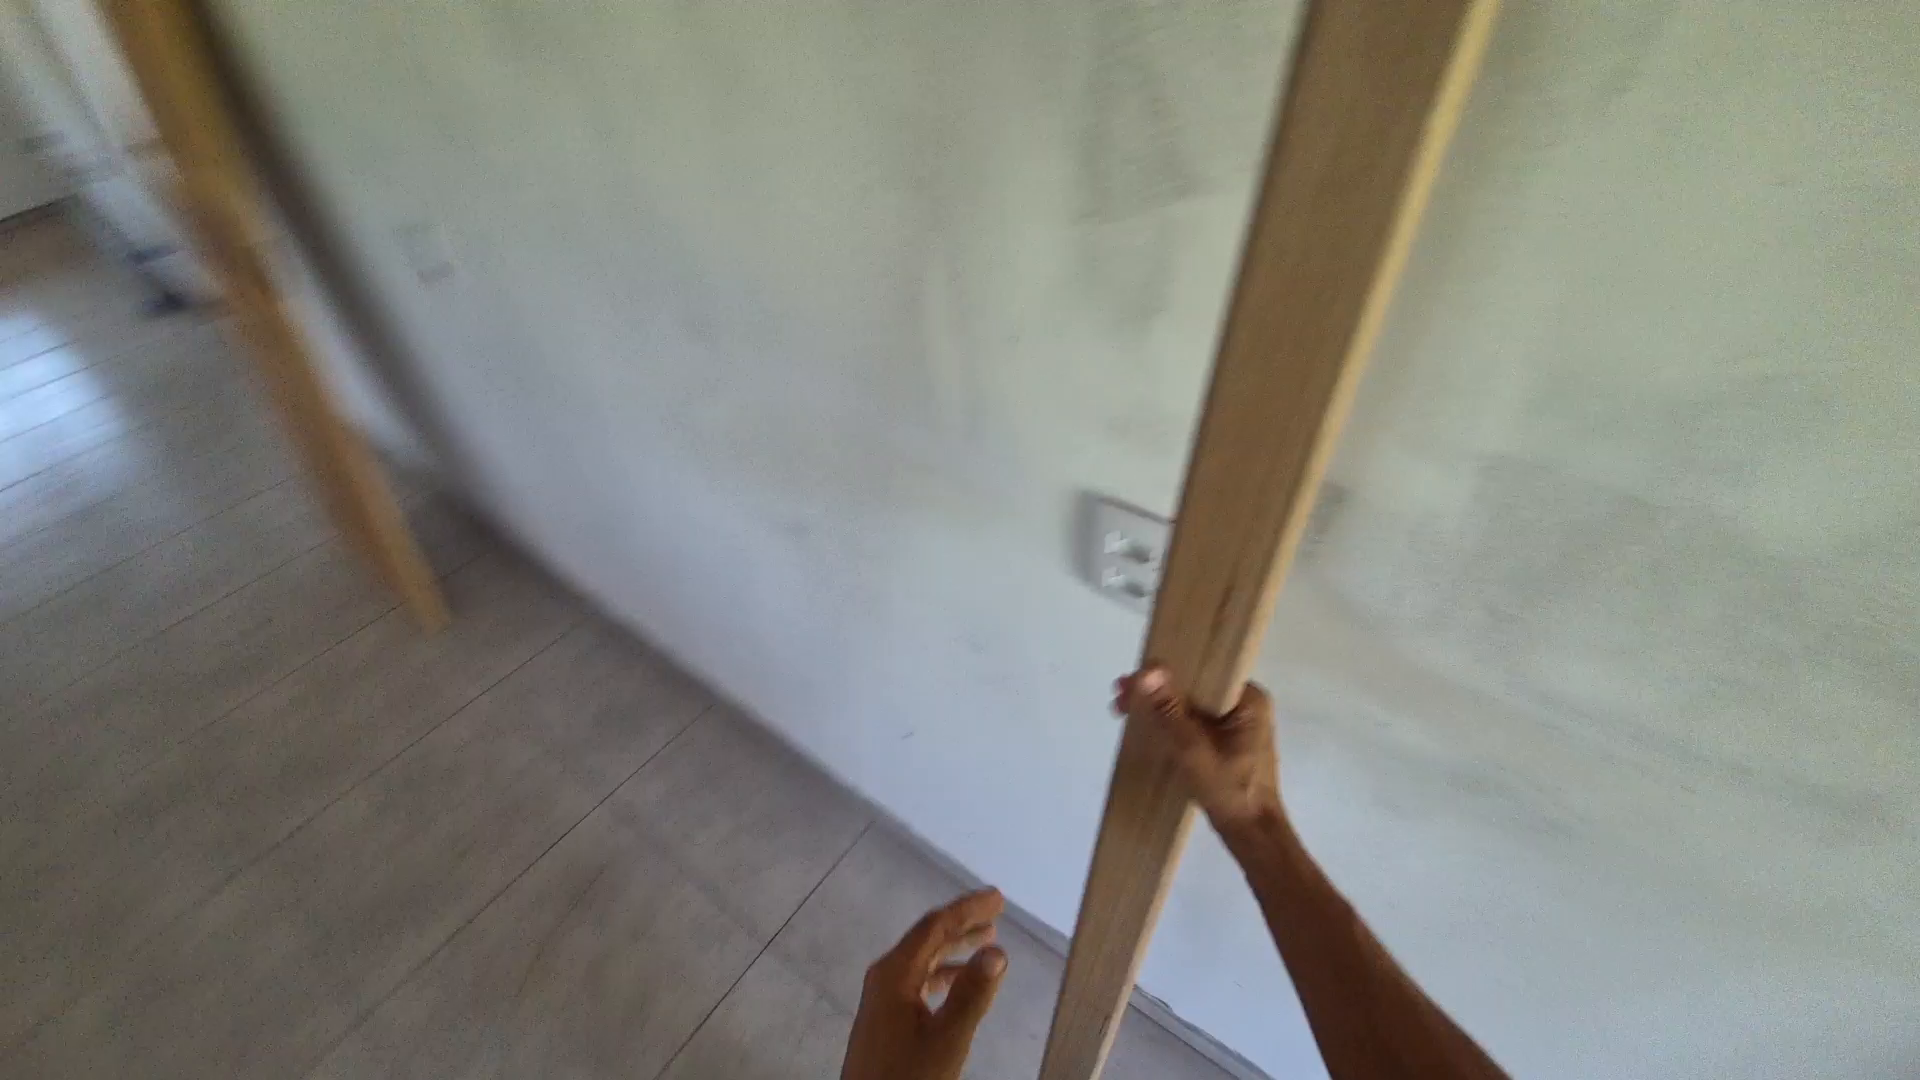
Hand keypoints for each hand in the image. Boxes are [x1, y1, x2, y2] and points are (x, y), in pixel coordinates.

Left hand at [841, 888, 1008, 1079]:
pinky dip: (945, 974)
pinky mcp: (886, 1019)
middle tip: (998, 911)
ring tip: (988, 941)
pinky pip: (920, 980)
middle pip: (929, 937)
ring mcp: (883, 998)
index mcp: (894, 972)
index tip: (998, 898)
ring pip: (925, 959)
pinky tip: (962, 982)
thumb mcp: (946, 1041)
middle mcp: (885, 976)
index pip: (934, 926)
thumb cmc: (907, 1079)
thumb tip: (998, 950)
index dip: (967, 908)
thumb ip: (972, 995)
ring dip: (956, 948)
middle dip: (964, 922)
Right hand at [1115, 664, 1281, 831]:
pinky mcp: (1228, 741)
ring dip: (1158, 707)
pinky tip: (1144, 726)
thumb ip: (1169, 710)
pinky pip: (1194, 721)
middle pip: (1193, 687)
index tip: (1131, 681)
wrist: (1253, 838)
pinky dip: (1170, 722)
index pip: (1200, 671)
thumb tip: (1147, 670)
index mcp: (1249, 699)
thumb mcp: (1193, 749)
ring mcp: (1238, 724)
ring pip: (1191, 705)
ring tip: (1122, 709)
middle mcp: (1246, 705)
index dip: (1162, 672)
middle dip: (1154, 691)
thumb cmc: (1230, 791)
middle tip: (1119, 695)